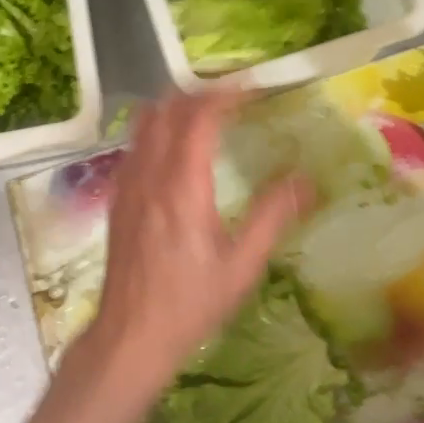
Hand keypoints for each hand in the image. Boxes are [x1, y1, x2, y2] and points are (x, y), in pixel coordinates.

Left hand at [86, 91, 312, 384]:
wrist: (130, 335)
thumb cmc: (190, 304)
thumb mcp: (241, 267)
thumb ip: (272, 218)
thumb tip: (306, 180)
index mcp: (182, 186)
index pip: (199, 118)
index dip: (224, 95)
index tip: (250, 87)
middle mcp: (150, 174)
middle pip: (167, 110)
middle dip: (198, 93)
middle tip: (230, 96)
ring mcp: (127, 183)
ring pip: (145, 123)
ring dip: (174, 107)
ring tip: (204, 113)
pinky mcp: (117, 197)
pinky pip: (134, 145)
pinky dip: (155, 130)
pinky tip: (174, 148)